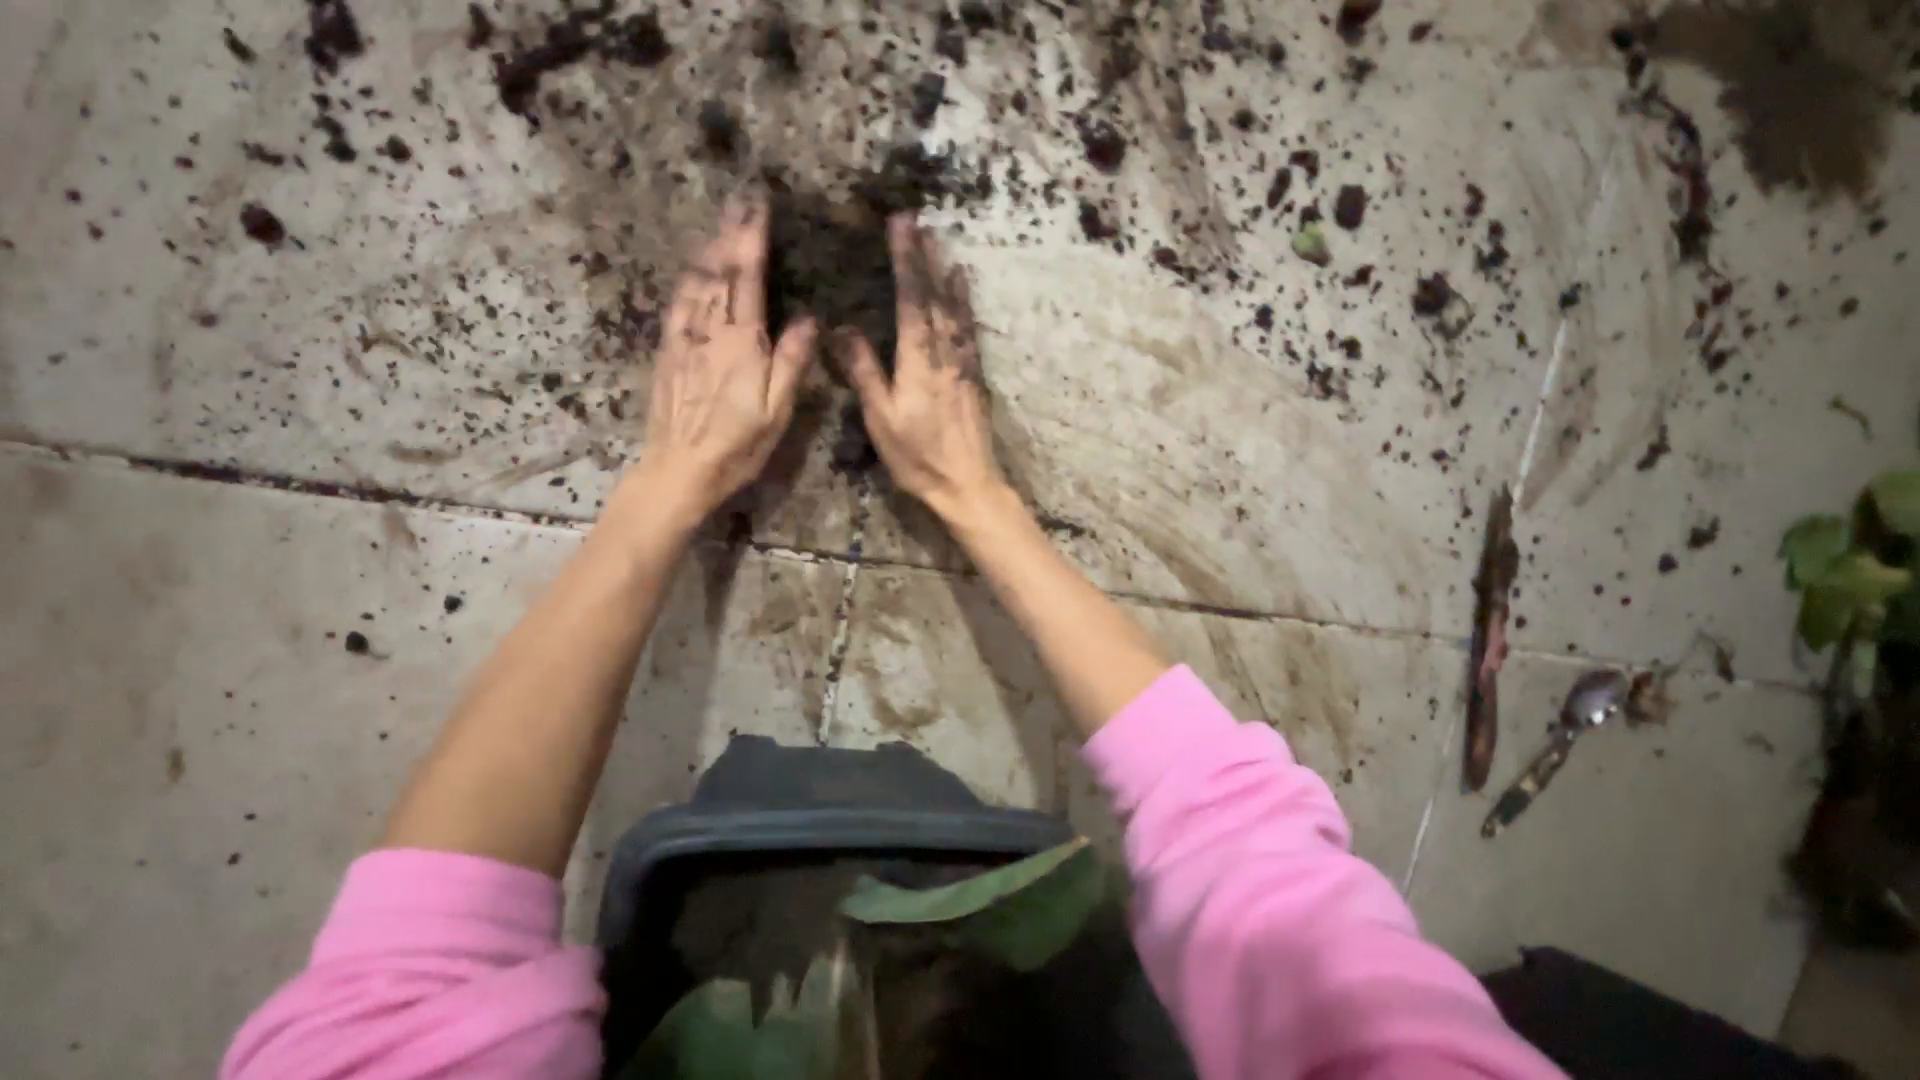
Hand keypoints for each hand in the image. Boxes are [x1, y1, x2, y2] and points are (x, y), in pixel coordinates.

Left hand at [635, 189, 816, 526]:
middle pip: (718, 271)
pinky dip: (686, 281)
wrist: (678, 470)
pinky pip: (676, 305)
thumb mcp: (777, 411)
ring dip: (707, 250)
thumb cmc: (736, 446)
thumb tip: (808, 319)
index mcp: (741, 342)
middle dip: (730, 232)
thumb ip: (792, 361)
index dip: (752, 237)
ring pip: (694, 283)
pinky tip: (690, 272)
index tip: (758, 204)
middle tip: (739, 198)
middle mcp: (709, 331)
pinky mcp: (668, 354)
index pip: (746, 277)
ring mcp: (683, 340)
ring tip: (718, 224)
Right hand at [836, 215, 1008, 522]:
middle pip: (936, 296)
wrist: (967, 482)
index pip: (911, 299)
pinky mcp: (974, 376)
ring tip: (942, 244)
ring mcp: (964, 363)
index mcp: (919, 360)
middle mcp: (945, 354)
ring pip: (956, 309)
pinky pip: (969, 329)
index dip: (906, 260)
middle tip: (919, 222)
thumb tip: (841, 329)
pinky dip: (965, 304)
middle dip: (925, 257)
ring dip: (947, 274)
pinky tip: (963, 290)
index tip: (901, 225)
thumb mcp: (881, 418)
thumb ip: (865, 371)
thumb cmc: (918, 457)